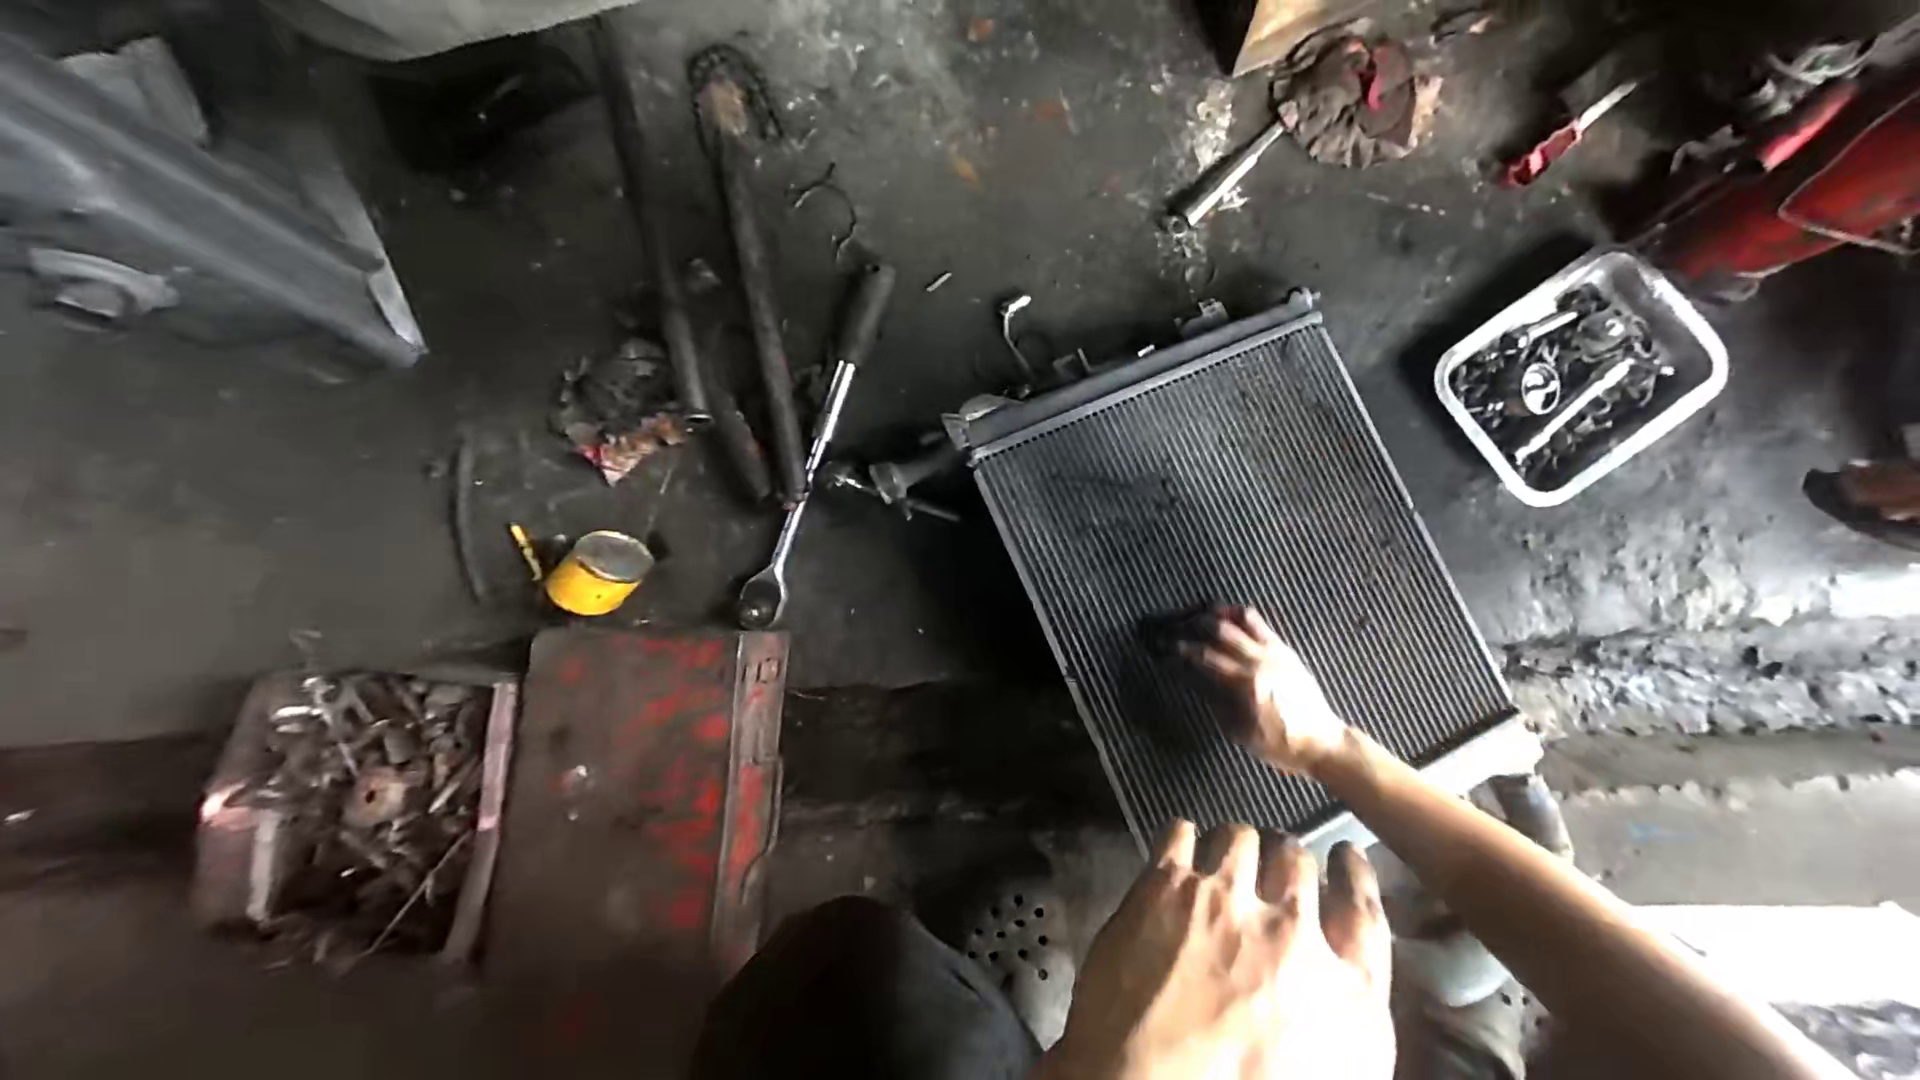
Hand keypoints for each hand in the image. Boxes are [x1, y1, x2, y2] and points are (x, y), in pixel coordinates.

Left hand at [1040, 822, 1392, 1079]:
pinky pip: (1181, 832)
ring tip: (1228, 853)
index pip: (1363, 910)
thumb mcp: (1336, 1079)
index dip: (1353, 874)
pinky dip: (1185, 835)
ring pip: (1240, 838)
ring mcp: (1222, 899)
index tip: (1344, 856)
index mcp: (1346, 992)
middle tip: (1274, 861)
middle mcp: (1289, 930)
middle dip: (1288, 857)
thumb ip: (1350, 1020)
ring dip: (1238, 844)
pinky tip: (1182, 847)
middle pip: (1297, 861)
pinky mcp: (1165, 884)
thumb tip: (1347, 979)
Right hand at [1184, 605, 1349, 773]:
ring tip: (1198, 613)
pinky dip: (1240, 615)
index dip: (1181, 649)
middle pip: (1219, 630)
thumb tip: (1193, 679)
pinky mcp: (1285, 650)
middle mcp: (1259, 661)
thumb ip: (1215, 701)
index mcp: (1246, 684)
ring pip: (1240, 619)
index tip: (1165, 645)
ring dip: (1216, 613)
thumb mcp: (1238, 730)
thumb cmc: (1278, 744)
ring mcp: (1274, 652)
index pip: (1204, 657)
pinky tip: (1227, 615)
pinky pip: (1260, 624)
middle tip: (1175, 625)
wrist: (1323, 743)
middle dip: (1192, 624)